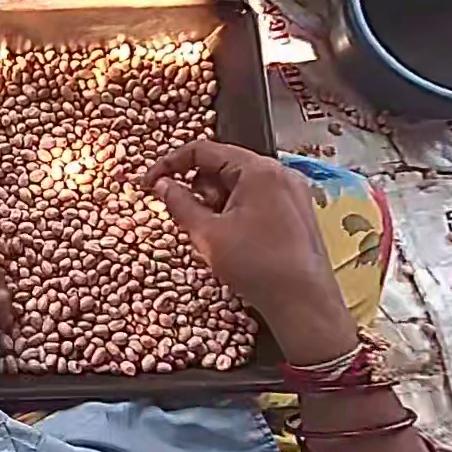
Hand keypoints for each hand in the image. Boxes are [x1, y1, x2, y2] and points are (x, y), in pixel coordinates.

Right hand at [141, 141, 356, 364]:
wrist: (302, 301)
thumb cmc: (255, 265)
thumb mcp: (206, 233)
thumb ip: (179, 203)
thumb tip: (161, 185)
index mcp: (258, 170)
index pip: (203, 150)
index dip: (169, 164)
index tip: (149, 184)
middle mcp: (279, 172)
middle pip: (221, 165)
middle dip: (195, 188)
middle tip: (184, 216)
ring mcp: (290, 191)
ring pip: (236, 183)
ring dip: (213, 201)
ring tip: (209, 232)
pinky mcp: (294, 209)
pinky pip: (253, 197)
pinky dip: (231, 210)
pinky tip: (228, 236)